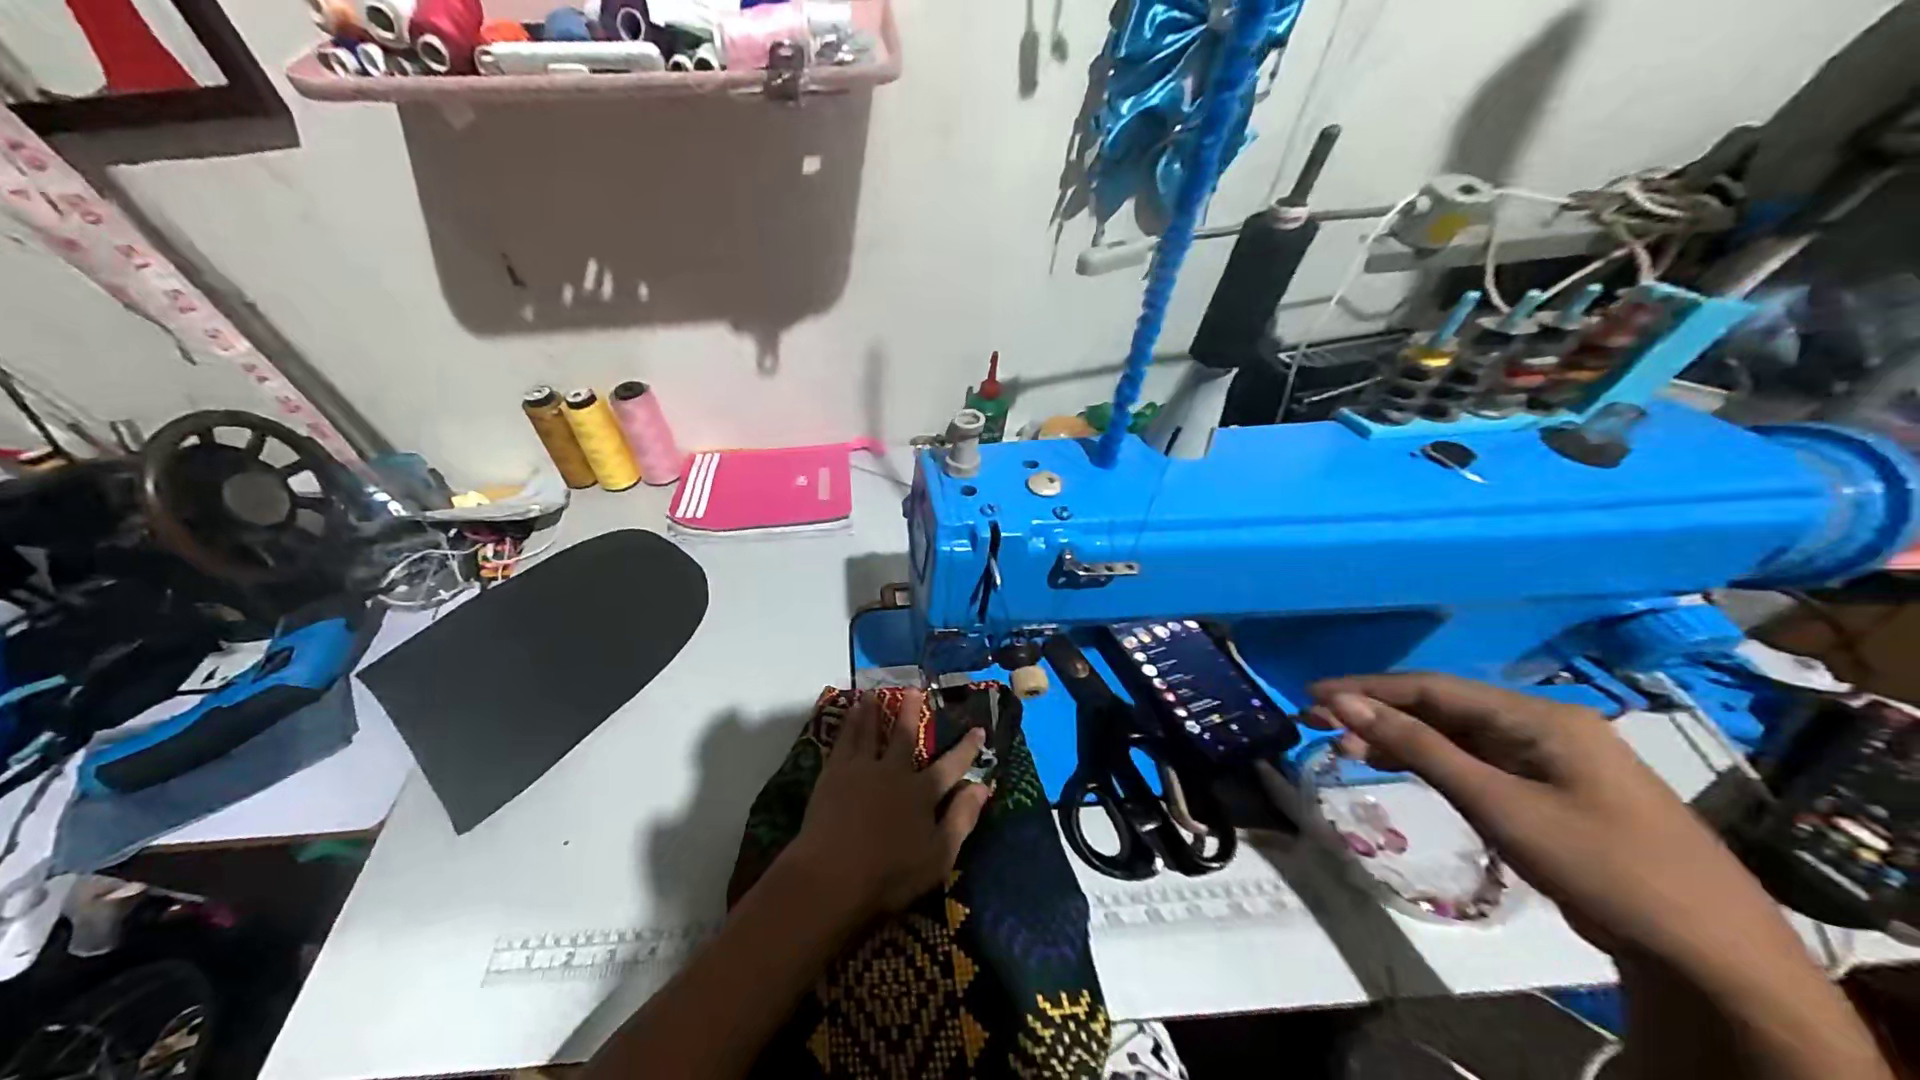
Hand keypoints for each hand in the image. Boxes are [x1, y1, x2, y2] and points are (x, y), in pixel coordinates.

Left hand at [783, 689, 991, 919]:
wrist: (831, 876)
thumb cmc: (889, 875)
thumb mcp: (939, 856)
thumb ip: (962, 819)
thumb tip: (983, 787)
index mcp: (922, 793)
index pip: (951, 765)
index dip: (967, 748)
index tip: (978, 729)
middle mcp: (894, 772)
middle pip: (905, 736)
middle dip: (911, 712)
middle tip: (915, 689)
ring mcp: (861, 770)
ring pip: (870, 731)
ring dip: (873, 711)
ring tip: (874, 693)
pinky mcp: (833, 774)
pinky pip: (843, 740)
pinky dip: (848, 724)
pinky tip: (848, 715)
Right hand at [1304, 673, 1803, 974]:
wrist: (1707, 951)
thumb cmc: (1598, 863)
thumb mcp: (1496, 802)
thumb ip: (1418, 748)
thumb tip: (1345, 704)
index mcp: (1537, 716)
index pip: (1433, 688)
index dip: (1367, 689)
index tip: (1313, 694)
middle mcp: (1541, 725)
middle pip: (1442, 708)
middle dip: (1377, 713)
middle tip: (1316, 723)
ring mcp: (1548, 759)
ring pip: (1455, 736)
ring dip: (1399, 739)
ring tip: (1344, 748)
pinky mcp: (1548, 791)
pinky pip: (1475, 762)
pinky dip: (1431, 762)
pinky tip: (1396, 767)